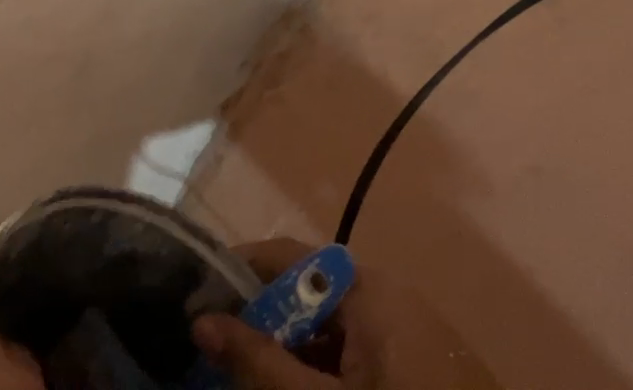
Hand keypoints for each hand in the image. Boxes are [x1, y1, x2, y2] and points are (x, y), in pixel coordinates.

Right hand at [192, 239, 502, 389]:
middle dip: (263, 322)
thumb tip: (199, 322)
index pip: (286, 256)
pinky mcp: (432, 371)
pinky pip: (364, 353)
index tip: (200, 302)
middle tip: (227, 354)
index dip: (238, 273)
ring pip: (334, 328)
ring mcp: (417, 336)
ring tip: (261, 379)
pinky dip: (329, 369)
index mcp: (370, 290)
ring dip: (293, 351)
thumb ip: (258, 362)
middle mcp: (393, 299)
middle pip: (307, 293)